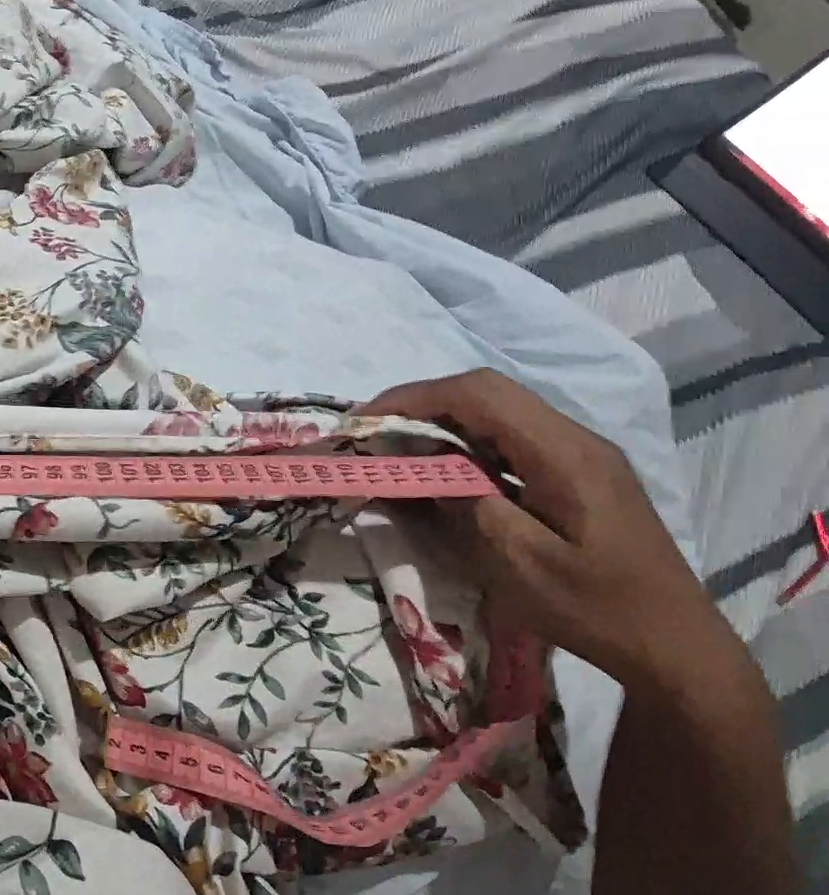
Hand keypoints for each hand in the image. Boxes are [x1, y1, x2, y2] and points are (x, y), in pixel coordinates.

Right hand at [359, 370, 740, 696]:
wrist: (675, 649)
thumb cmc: (596, 608)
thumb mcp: (520, 562)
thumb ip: (467, 503)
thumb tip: (422, 466)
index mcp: (566, 455)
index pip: (480, 394)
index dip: (415, 396)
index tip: (367, 420)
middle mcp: (577, 440)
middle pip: (487, 392)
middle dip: (422, 404)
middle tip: (376, 433)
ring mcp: (581, 455)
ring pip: (498, 411)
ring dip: (442, 421)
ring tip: (400, 451)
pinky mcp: (577, 473)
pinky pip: (511, 437)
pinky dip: (466, 442)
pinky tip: (447, 471)